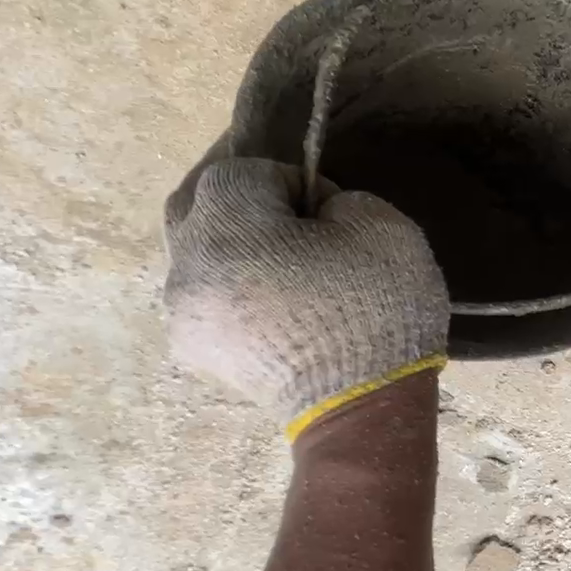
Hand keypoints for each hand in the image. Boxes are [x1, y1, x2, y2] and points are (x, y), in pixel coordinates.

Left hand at [163, 157, 449, 438]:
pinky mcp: (198, 351)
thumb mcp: (387, 229)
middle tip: (301, 221)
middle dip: (247, 205)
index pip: (235, 172)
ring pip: (201, 257)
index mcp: (226, 232)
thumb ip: (343, 202)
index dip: (287, 176)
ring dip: (241, 249)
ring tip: (297, 269)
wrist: (363, 398)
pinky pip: (210, 298)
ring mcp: (183, 316)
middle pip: (197, 210)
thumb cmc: (377, 304)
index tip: (328, 204)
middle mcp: (184, 270)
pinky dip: (242, 289)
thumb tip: (317, 214)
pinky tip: (287, 307)